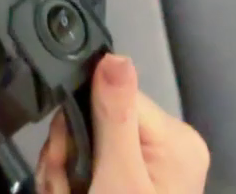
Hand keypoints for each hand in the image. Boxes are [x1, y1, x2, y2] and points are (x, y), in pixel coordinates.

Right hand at [36, 55, 209, 193]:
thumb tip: (115, 55)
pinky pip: (93, 161)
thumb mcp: (120, 180)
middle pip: (94, 118)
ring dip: (64, 171)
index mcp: (174, 139)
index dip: (75, 119)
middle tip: (63, 187)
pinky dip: (73, 181)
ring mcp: (151, 166)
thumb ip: (115, 116)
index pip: (109, 94)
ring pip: (86, 141)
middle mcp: (167, 146)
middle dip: (67, 153)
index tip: (61, 155)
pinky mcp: (133, 181)